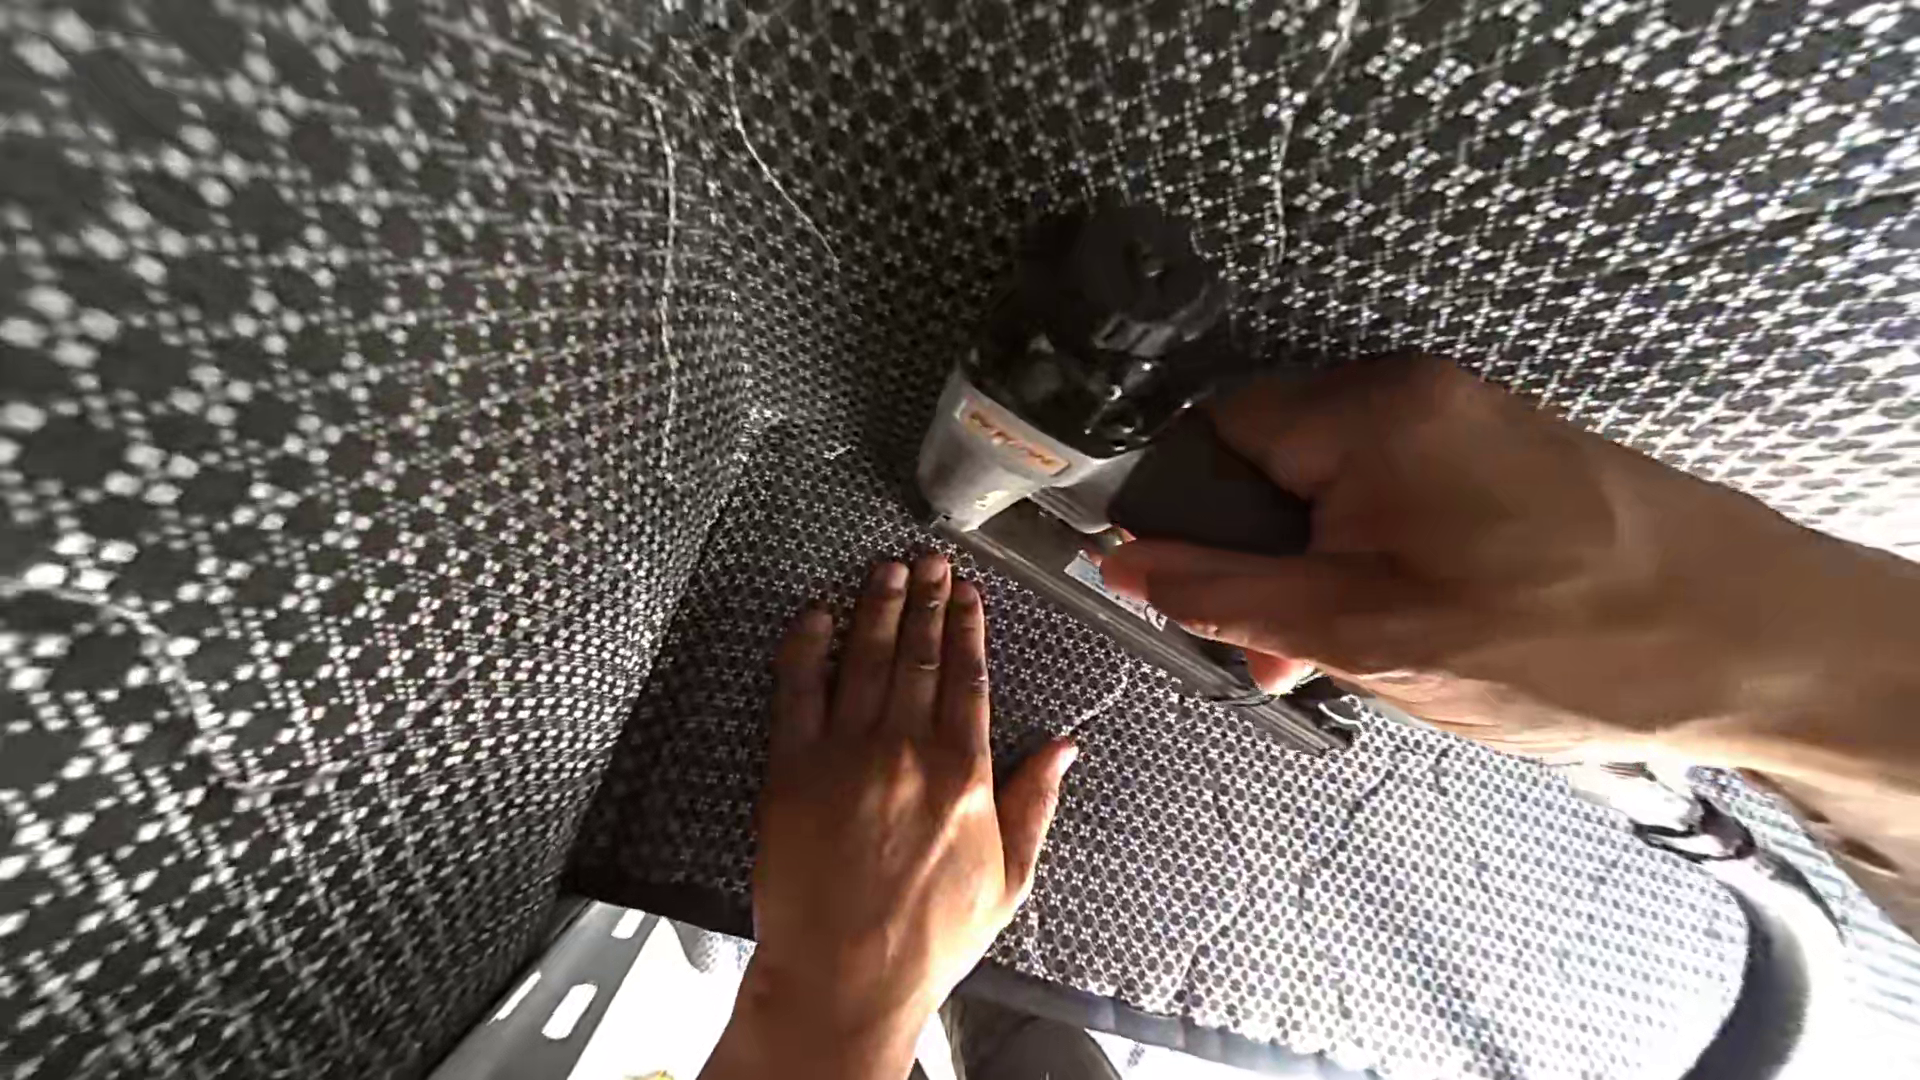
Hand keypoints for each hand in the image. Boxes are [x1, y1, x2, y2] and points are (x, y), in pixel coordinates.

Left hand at [701, 554, 1078, 1079]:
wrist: (846, 979)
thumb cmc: (933, 932)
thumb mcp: (1010, 876)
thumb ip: (1037, 802)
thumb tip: (1067, 746)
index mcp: (962, 773)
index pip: (968, 677)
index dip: (968, 628)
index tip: (968, 593)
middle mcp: (906, 750)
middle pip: (919, 655)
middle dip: (927, 600)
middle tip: (931, 560)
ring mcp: (847, 754)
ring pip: (866, 659)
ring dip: (879, 607)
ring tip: (888, 569)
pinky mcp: (792, 768)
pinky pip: (798, 691)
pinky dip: (807, 647)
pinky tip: (819, 615)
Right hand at [1101, 357, 1919, 777]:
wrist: (1786, 656)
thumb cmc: (1551, 643)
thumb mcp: (1350, 632)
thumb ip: (1218, 594)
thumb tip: (1121, 565)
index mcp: (1362, 415)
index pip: (1209, 430)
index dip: (1174, 502)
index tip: (1172, 571)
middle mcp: (1399, 392)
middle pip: (1260, 461)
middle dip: (1240, 549)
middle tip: (1251, 634)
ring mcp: (1445, 417)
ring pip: (1312, 487)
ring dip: (1293, 564)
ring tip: (1305, 647)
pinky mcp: (1479, 450)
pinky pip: (1369, 493)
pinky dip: (1346, 553)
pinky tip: (1362, 620)